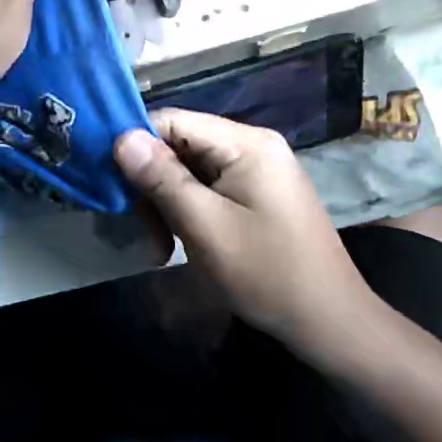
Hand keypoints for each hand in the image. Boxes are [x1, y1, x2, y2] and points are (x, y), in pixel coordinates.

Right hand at [113, 109, 370, 346]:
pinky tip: (180, 244)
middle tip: (142, 232)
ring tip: (160, 249)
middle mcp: (253, 144)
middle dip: (153, 185)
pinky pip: (209, 188)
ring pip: (190, 170)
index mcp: (246, 142)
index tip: (111, 184)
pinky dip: (188, 212)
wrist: (330, 321)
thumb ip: (162, 178)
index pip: (172, 120)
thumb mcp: (205, 226)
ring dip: (167, 205)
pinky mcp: (258, 192)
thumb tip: (121, 136)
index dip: (135, 145)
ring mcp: (258, 169)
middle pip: (180, 145)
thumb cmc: (267, 273)